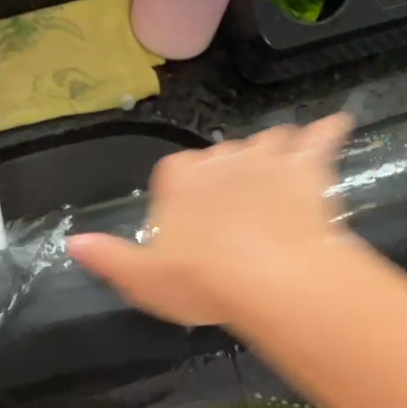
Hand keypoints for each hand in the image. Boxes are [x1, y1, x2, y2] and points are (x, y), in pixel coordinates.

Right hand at [66, 114, 355, 325]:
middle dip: (225, 179)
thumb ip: (109, 257)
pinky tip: (334, 127)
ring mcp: (266, 157)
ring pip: (266, 142)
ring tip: (274, 171)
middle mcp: (220, 158)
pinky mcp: (308, 166)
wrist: (272, 278)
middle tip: (233, 216)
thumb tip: (73, 242)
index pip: (172, 176)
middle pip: (219, 159)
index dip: (180, 200)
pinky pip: (320, 137)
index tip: (188, 228)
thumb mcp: (144, 279)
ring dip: (269, 153)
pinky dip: (327, 132)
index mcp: (178, 179)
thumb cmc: (203, 280)